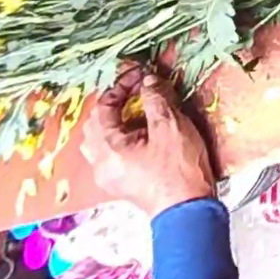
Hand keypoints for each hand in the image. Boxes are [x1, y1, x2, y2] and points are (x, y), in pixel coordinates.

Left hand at [79, 63, 215, 217]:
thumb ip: (156, 100)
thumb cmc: (178, 164)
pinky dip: (120, 132)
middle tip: (138, 86)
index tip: (142, 75)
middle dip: (114, 101)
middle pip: (95, 125)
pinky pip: (110, 149)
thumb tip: (147, 80)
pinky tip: (141, 128)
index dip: (121, 86)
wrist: (185, 204)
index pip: (103, 109)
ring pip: (100, 139)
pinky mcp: (119, 179)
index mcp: (108, 149)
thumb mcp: (171, 125)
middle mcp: (100, 163)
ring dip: (115, 117)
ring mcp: (108, 174)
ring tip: (139, 104)